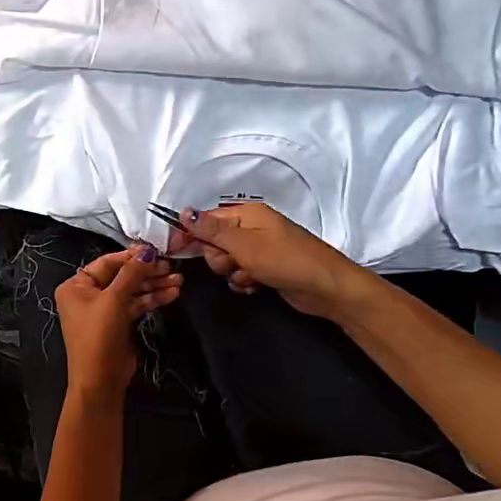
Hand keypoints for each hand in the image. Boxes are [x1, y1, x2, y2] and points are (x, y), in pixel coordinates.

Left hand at [54, 245, 182, 397]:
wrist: (100, 379)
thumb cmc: (99, 335)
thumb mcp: (114, 300)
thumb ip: (131, 273)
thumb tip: (147, 251)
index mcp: (76, 286)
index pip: (106, 263)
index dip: (131, 257)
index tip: (155, 250)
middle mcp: (88, 295)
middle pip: (121, 276)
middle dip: (146, 272)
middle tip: (171, 266)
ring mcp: (104, 310)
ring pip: (131, 291)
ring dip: (154, 285)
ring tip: (178, 280)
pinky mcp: (118, 323)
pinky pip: (136, 305)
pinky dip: (152, 299)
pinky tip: (172, 293)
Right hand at [167, 202, 367, 319]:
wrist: (327, 288)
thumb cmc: (287, 261)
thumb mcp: (245, 244)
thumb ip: (212, 230)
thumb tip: (184, 212)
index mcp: (247, 214)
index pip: (206, 219)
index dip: (189, 233)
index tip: (173, 249)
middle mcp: (251, 228)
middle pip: (213, 242)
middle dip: (218, 257)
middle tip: (233, 263)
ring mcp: (259, 249)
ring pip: (225, 261)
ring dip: (232, 272)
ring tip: (250, 276)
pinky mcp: (264, 268)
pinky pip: (239, 274)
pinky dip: (244, 281)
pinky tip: (256, 285)